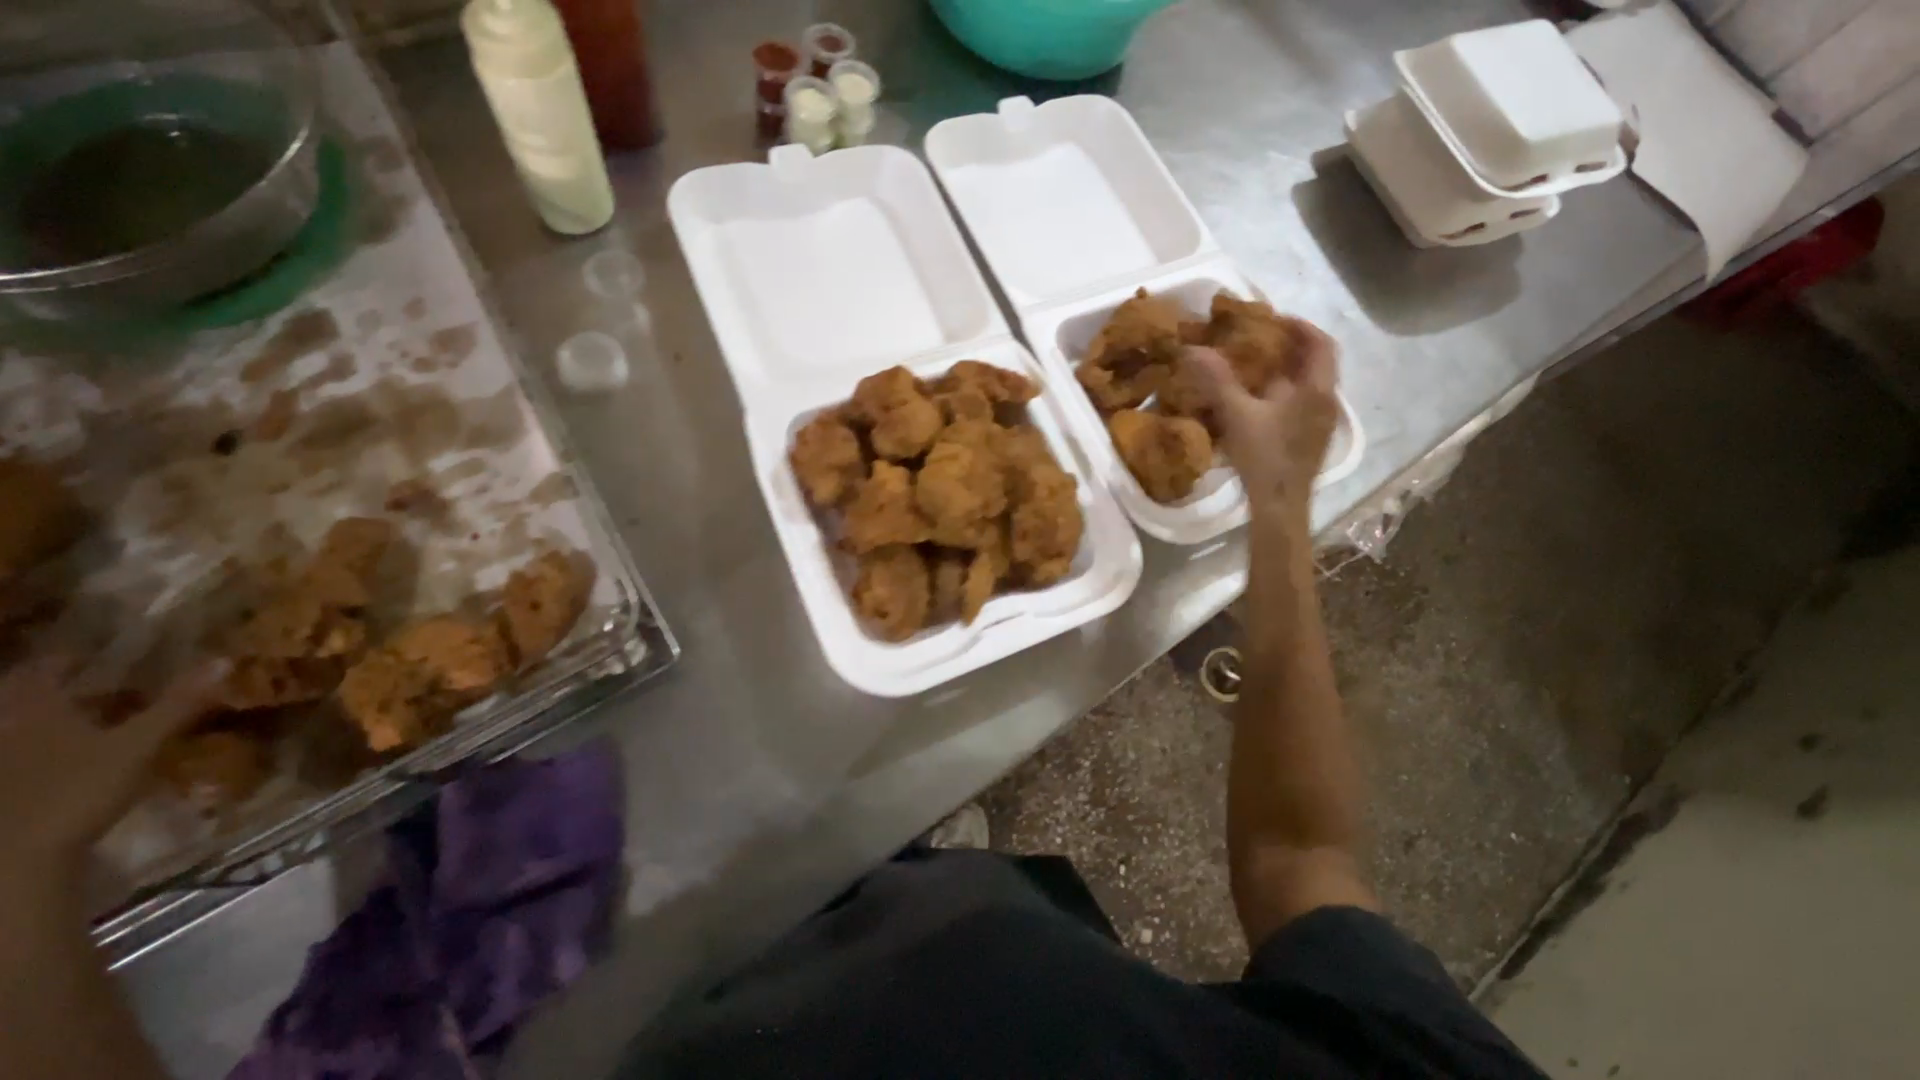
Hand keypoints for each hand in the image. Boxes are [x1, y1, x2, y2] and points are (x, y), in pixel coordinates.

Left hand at [0, 657, 225, 886]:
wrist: (17, 859)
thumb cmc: (76, 790)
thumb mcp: (139, 745)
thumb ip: (178, 704)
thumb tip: (225, 660)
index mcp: (37, 709)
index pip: (45, 668)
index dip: (68, 657)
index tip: (92, 653)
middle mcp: (9, 730)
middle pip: (26, 698)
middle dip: (56, 689)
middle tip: (92, 686)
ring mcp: (4, 765)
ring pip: (22, 732)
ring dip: (50, 725)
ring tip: (84, 724)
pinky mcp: (9, 794)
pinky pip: (22, 764)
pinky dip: (43, 758)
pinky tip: (67, 767)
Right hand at [1185, 319, 1340, 523]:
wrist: (1282, 505)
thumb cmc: (1265, 456)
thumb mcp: (1237, 414)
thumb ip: (1218, 379)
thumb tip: (1193, 349)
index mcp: (1317, 388)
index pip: (1320, 342)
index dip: (1299, 325)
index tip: (1272, 319)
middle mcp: (1328, 400)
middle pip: (1317, 361)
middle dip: (1292, 346)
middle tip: (1261, 338)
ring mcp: (1323, 422)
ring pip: (1311, 383)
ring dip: (1289, 369)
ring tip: (1258, 365)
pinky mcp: (1313, 438)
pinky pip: (1305, 402)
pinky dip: (1287, 390)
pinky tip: (1261, 399)